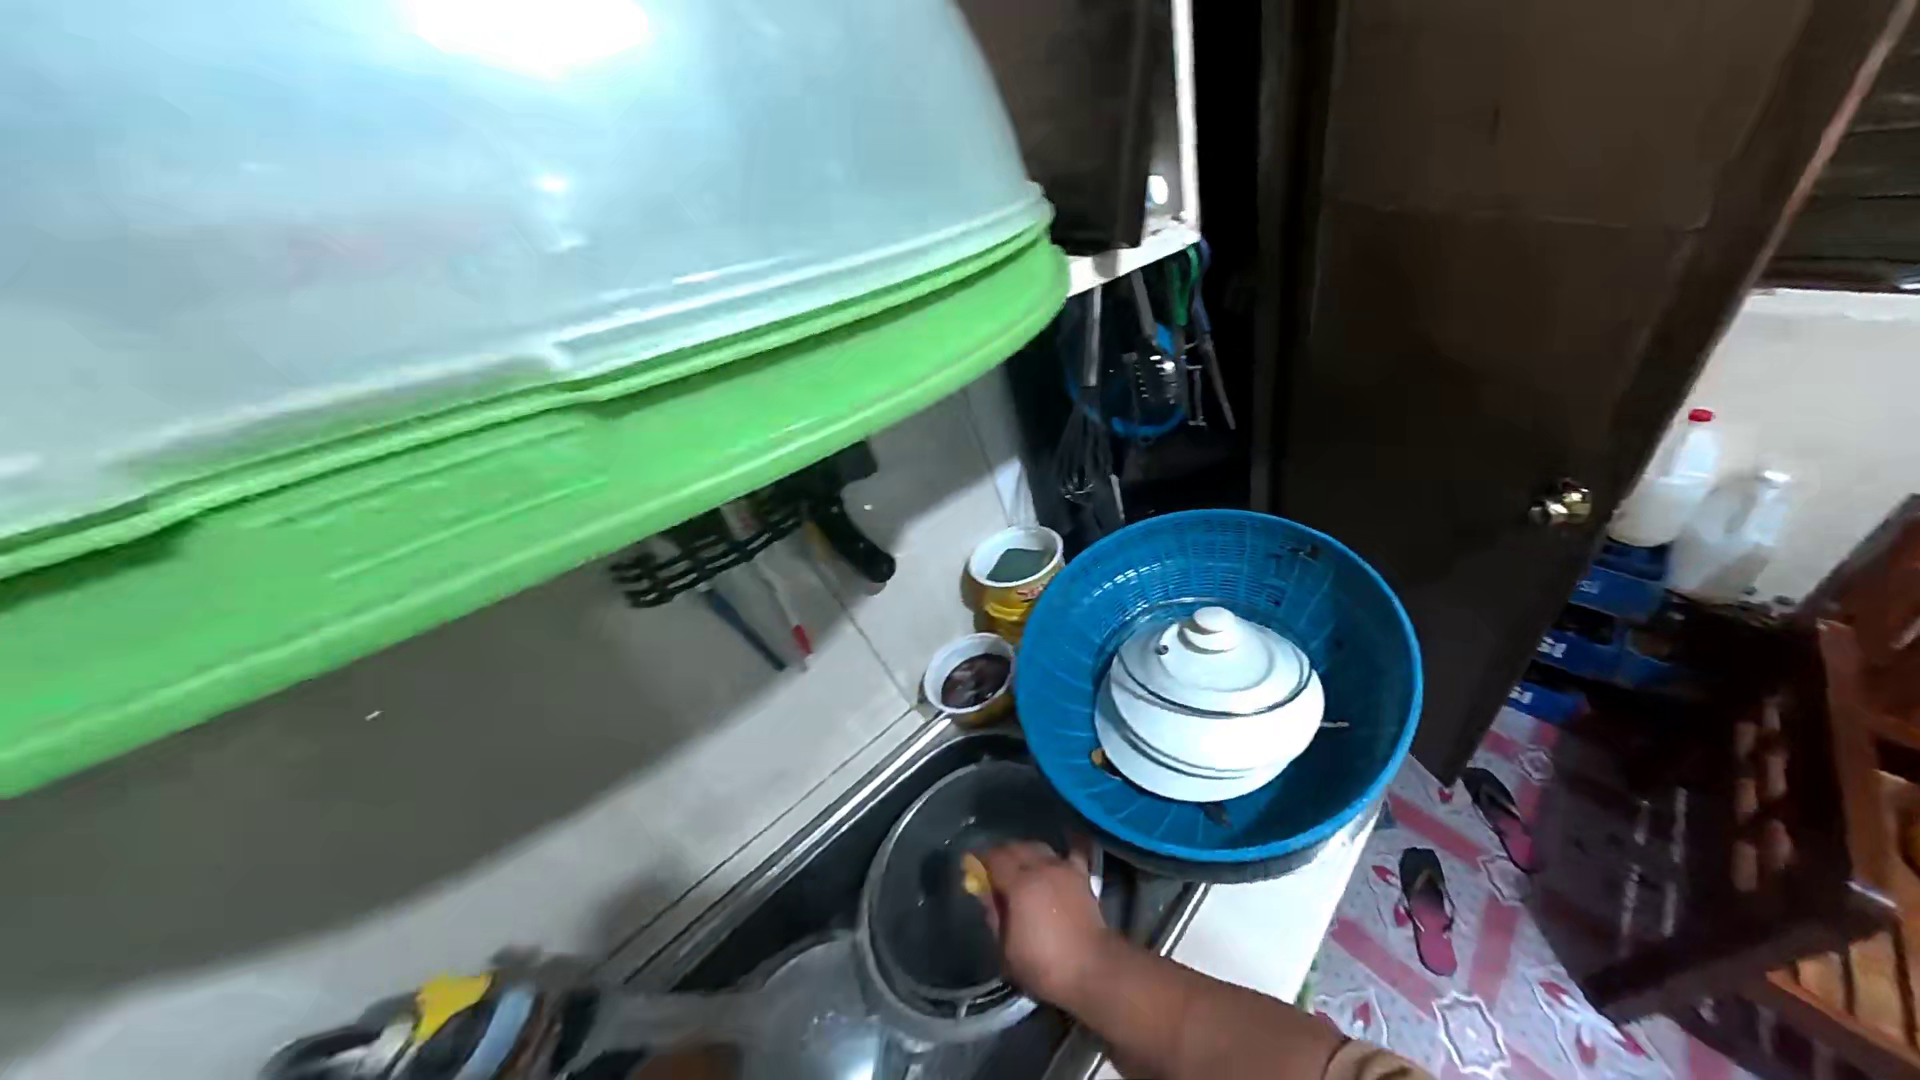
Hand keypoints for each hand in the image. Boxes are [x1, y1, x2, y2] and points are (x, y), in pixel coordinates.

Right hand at [975, 841, 1118, 1006]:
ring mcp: (1063, 868)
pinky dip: (1060, 853)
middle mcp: (1041, 867)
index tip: (972, 866)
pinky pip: (1070, 853)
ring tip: (1020, 866)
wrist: (1094, 969)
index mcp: (1019, 884)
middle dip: (1001, 854)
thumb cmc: (1045, 965)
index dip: (980, 860)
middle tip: (993, 868)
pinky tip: (1056, 860)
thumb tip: (985, 894)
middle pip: (1015, 847)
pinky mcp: (1082, 876)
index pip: (994, 858)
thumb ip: (994, 916)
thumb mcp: (1007, 950)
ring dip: (1025, 852)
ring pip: (1039, 847)